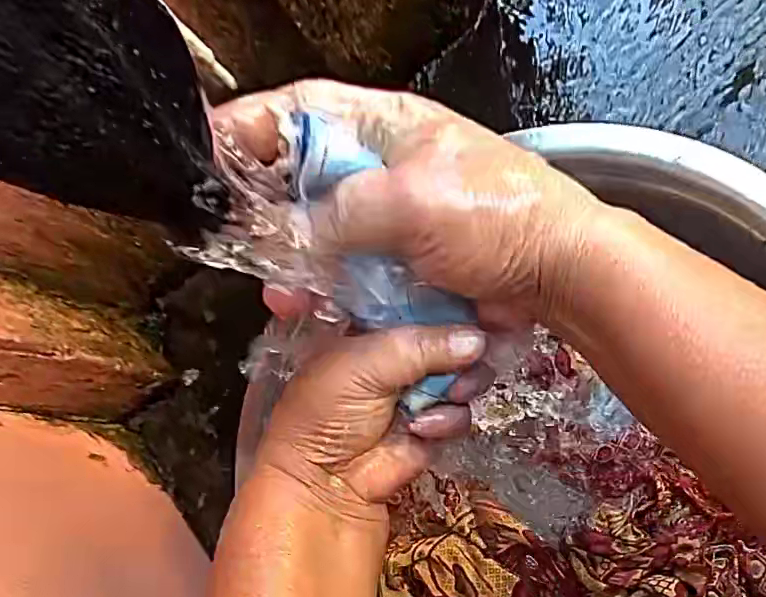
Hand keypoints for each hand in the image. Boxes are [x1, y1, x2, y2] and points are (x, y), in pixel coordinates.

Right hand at [214, 80, 606, 326]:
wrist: (553, 271)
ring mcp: (398, 226)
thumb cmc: (496, 216)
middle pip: (308, 188)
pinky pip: (362, 281)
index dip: (253, 131)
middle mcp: (385, 173)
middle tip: (253, 254)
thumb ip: (342, 214)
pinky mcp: (412, 270)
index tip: (212, 158)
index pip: (301, 114)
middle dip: (276, 222)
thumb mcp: (411, 201)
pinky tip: (327, 313)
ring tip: (289, 300)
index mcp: (385, 129)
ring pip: (332, 244)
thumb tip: (294, 235)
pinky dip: (342, 298)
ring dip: (307, 272)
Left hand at [255, 323, 492, 523]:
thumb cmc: (327, 411)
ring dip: (458, 386)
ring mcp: (418, 392)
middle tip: (461, 359)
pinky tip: (422, 429)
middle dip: (459, 350)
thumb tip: (478, 340)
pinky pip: (460, 414)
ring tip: (443, 396)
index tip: (470, 304)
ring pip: (462, 375)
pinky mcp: (433, 426)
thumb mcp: (366, 363)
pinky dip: (447, 420)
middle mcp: (399, 356)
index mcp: (371, 327)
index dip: (444, 304)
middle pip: (449, 339)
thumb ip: (422, 345)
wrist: (325, 480)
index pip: (417, 302)